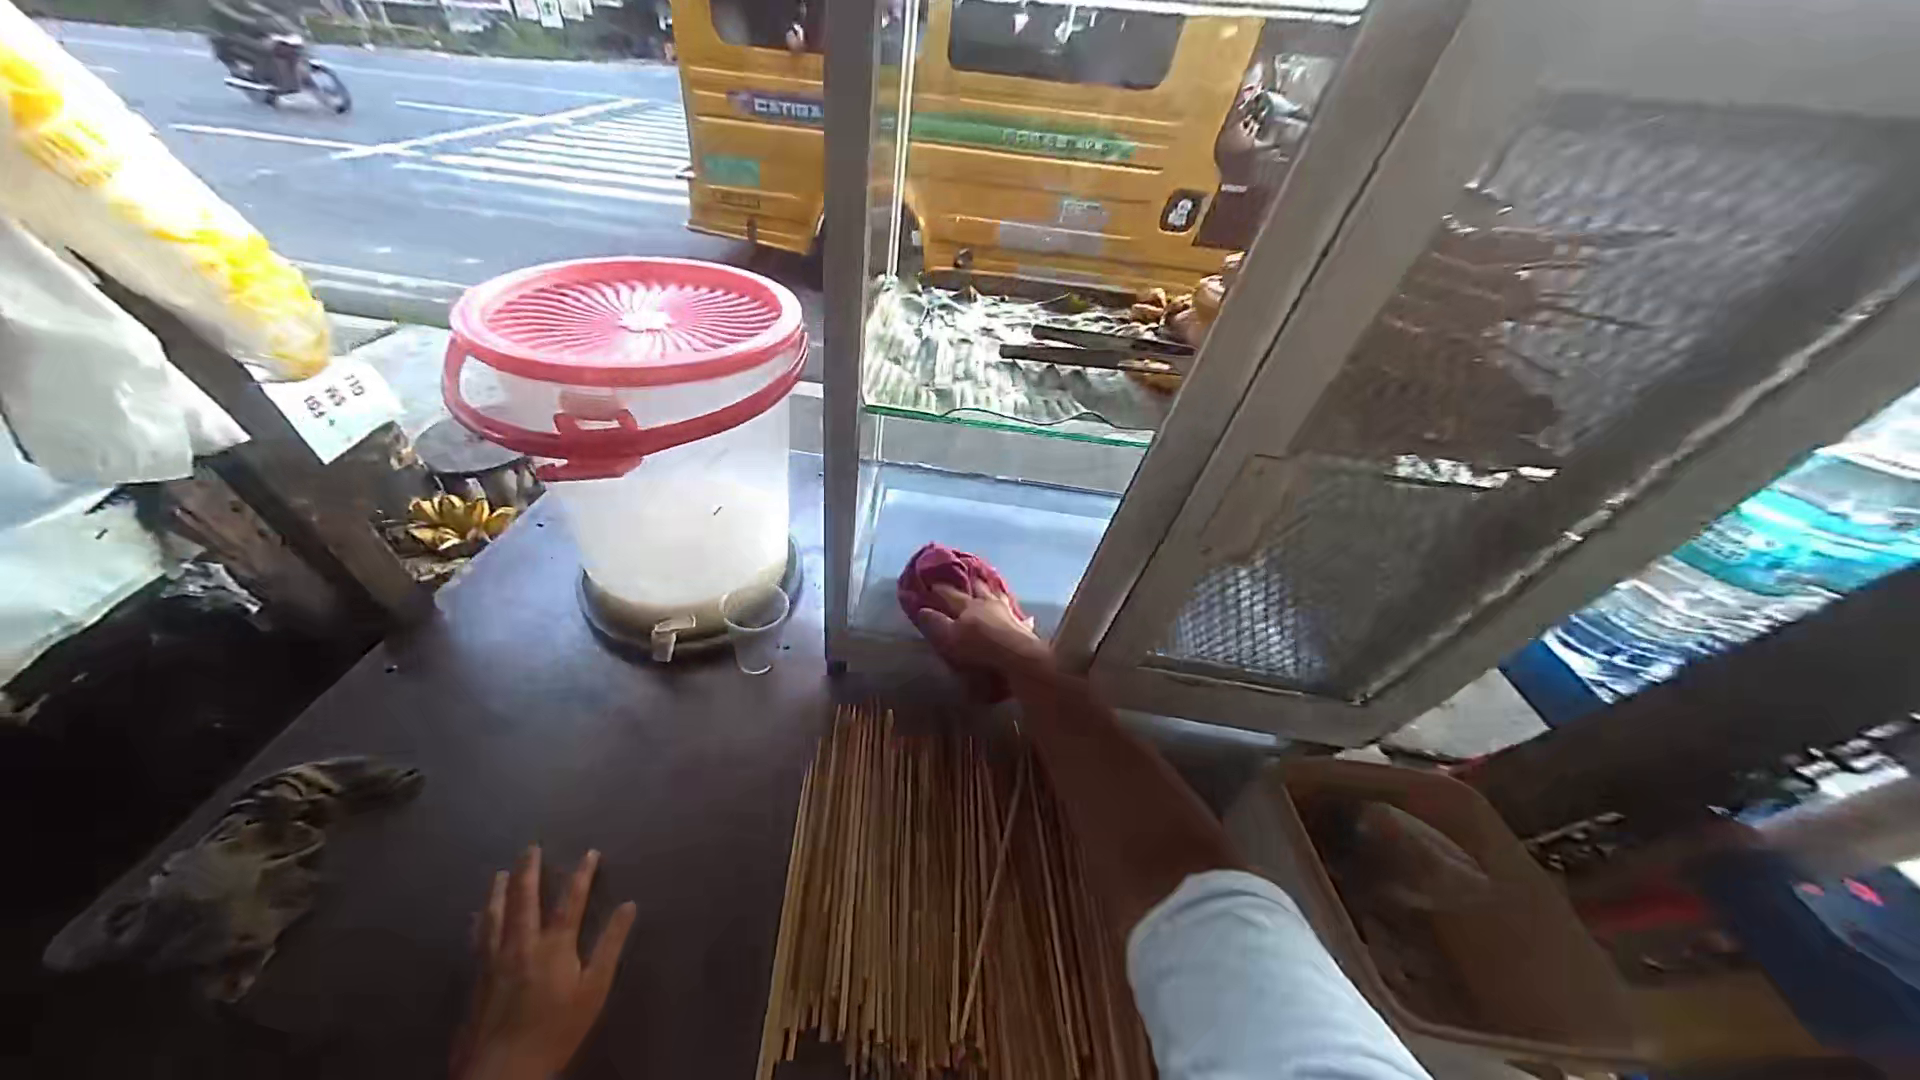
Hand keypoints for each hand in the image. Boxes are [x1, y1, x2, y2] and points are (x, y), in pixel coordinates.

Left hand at [451, 846, 636, 1079]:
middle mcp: (521, 945)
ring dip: (500, 891)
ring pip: (495, 916)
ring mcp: (495, 962)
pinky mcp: (477, 980)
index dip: (582, 873)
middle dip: (529, 871)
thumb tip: (629, 905)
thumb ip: (610, 944)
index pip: (571, 900)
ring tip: (501, 873)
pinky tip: (477, 916)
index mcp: (554, 946)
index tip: (590, 852)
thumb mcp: (594, 988)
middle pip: (525, 900)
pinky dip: (480, 921)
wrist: (502, 1072)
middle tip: (530, 847)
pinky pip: (478, 939)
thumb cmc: (557, 1028)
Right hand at [909, 580, 1053, 687]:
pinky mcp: (1021, 627)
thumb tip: (923, 610)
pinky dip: (1019, 617)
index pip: (950, 593)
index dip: (940, 588)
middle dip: (971, 582)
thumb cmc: (978, 647)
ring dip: (994, 591)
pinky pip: (1020, 618)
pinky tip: (1026, 617)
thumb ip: (935, 623)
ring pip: (999, 597)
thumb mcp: (949, 637)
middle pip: (978, 588)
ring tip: (993, 587)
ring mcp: (1007, 613)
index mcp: (967, 606)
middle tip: (968, 575)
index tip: (932, 582)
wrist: (1016, 656)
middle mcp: (987, 604)